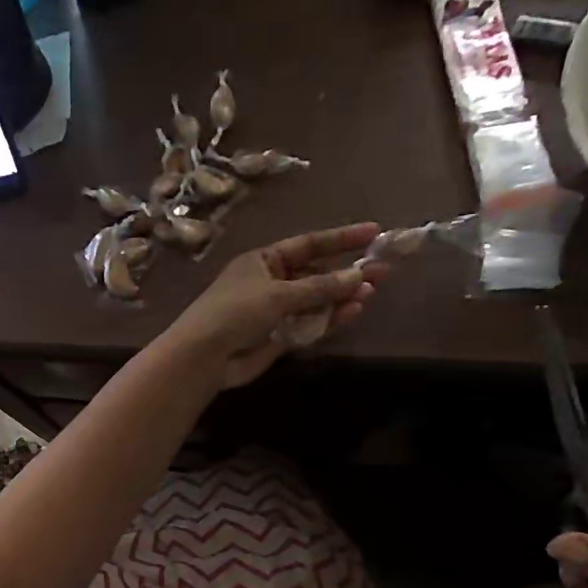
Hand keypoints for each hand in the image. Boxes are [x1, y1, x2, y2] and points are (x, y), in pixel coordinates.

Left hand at [159, 222, 387, 387]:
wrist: (204, 356)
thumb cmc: (234, 313)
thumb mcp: (277, 294)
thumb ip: (319, 287)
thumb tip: (358, 276)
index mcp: (263, 261)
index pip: (308, 244)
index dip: (341, 238)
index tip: (373, 231)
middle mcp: (271, 282)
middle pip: (315, 273)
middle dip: (346, 273)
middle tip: (383, 270)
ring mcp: (275, 311)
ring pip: (315, 301)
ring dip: (341, 297)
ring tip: (371, 293)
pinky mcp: (279, 337)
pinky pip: (309, 324)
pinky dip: (329, 319)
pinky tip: (352, 312)